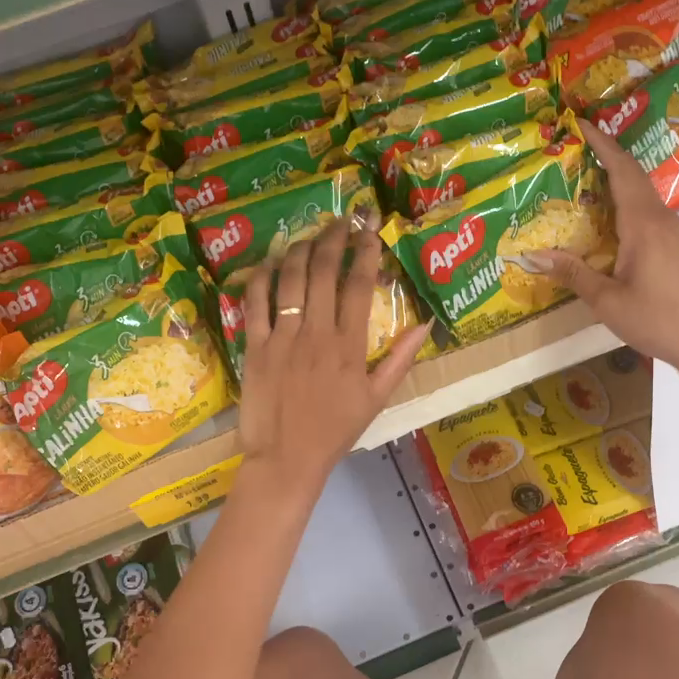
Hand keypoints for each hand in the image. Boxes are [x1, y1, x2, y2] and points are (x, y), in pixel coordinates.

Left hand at [236, 213, 431, 499]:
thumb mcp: (376, 400)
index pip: (359, 285)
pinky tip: (271, 261)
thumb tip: (425, 324)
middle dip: (334, 237)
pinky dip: (262, 276)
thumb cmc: (335, 432)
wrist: (287, 459)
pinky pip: (255, 302)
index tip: (370, 227)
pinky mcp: (254, 346)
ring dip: (301, 249)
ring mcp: (282, 337)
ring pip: (290, 279)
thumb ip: (399, 359)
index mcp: (349, 346)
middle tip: (341, 219)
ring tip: (310, 235)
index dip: (366, 250)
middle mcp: (316, 333)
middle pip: (325, 271)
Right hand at [549, 121, 678, 370]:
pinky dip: (625, 205)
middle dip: (606, 157)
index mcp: (643, 224)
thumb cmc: (656, 320)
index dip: (601, 144)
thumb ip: (573, 274)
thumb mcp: (606, 301)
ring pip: (642, 195)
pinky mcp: (678, 247)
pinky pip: (648, 213)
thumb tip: (535, 256)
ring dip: (616, 182)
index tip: (580, 124)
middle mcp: (662, 219)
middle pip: (633, 176)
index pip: (621, 170)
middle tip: (575, 149)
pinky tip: (608, 220)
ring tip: (585, 181)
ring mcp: (674, 232)